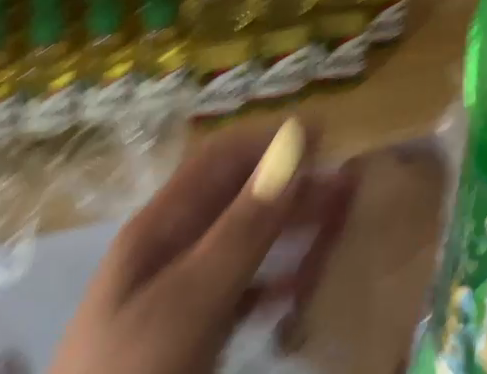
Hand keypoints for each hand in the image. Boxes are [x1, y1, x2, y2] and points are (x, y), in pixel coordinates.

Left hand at [48, 119, 357, 373]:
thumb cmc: (137, 370)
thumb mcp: (192, 298)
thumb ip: (243, 228)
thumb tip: (293, 149)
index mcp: (158, 228)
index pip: (219, 160)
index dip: (270, 140)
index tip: (326, 136)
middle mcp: (167, 250)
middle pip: (235, 199)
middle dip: (290, 185)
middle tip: (349, 186)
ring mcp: (175, 295)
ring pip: (241, 243)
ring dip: (288, 228)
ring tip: (339, 226)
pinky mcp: (186, 335)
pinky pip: (240, 290)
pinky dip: (274, 280)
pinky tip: (304, 288)